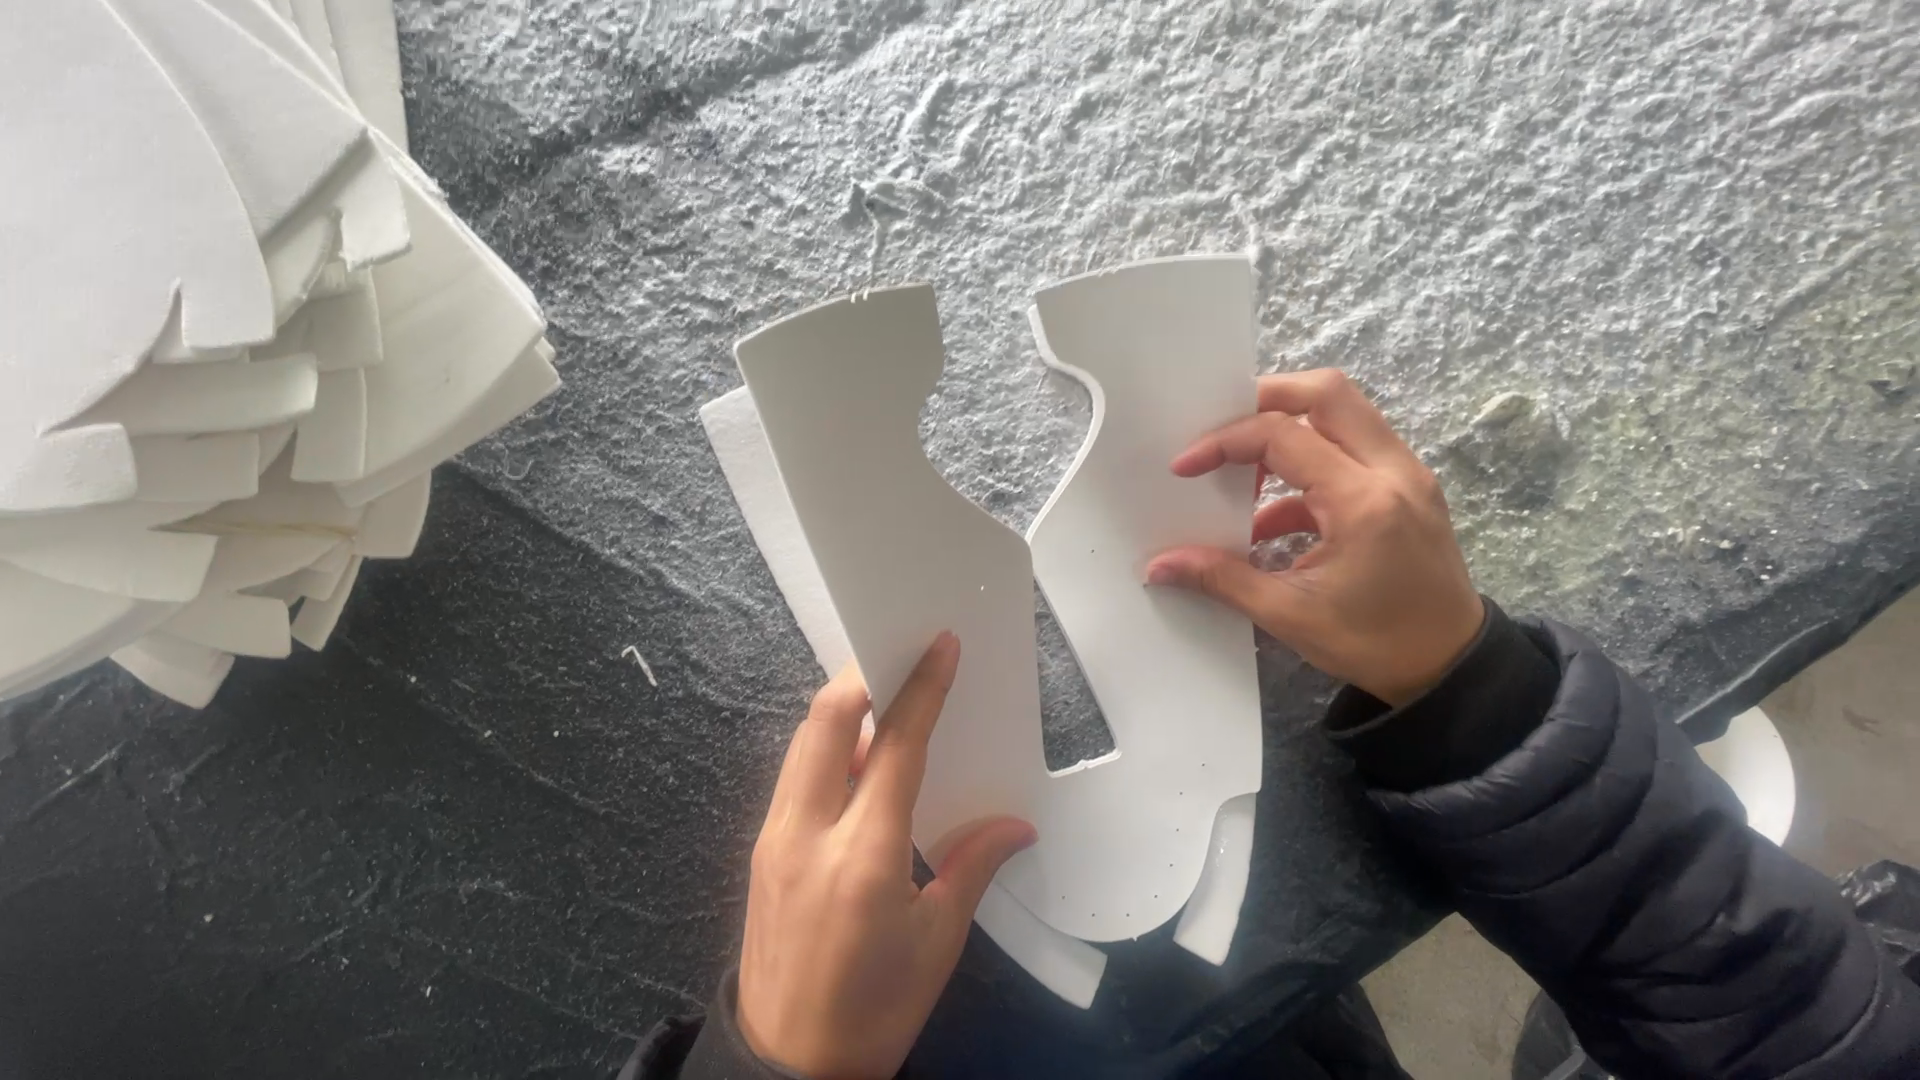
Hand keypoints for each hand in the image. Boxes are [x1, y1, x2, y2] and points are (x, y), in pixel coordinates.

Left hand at [736, 633, 1037, 1078]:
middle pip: (828, 721)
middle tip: (901, 656)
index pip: (896, 745)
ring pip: (804, 741)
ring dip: (843, 707)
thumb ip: (974, 867)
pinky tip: (858, 758)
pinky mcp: (762, 848)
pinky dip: (827, 745)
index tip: (939, 645)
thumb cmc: (874, 1008)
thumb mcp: (937, 943)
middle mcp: (807, 830)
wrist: (786, 1069)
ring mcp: (775, 836)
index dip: (922, 687)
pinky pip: (796, 772)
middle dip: (864, 675)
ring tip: (884, 697)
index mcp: (863, 853)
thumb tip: (1018, 825)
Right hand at [1145, 369, 1484, 705]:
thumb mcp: (1289, 614)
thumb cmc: (1374, 644)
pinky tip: (1271, 515)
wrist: (1451, 669)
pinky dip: (1306, 465)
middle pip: (1326, 392)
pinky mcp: (1406, 488)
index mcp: (1364, 501)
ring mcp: (1406, 475)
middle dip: (1264, 399)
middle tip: (1218, 427)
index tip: (1185, 467)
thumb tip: (1158, 566)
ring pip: (1343, 413)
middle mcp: (1393, 471)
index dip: (1224, 442)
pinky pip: (1351, 450)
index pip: (1283, 435)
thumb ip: (1221, 578)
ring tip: (1241, 467)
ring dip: (1288, 427)